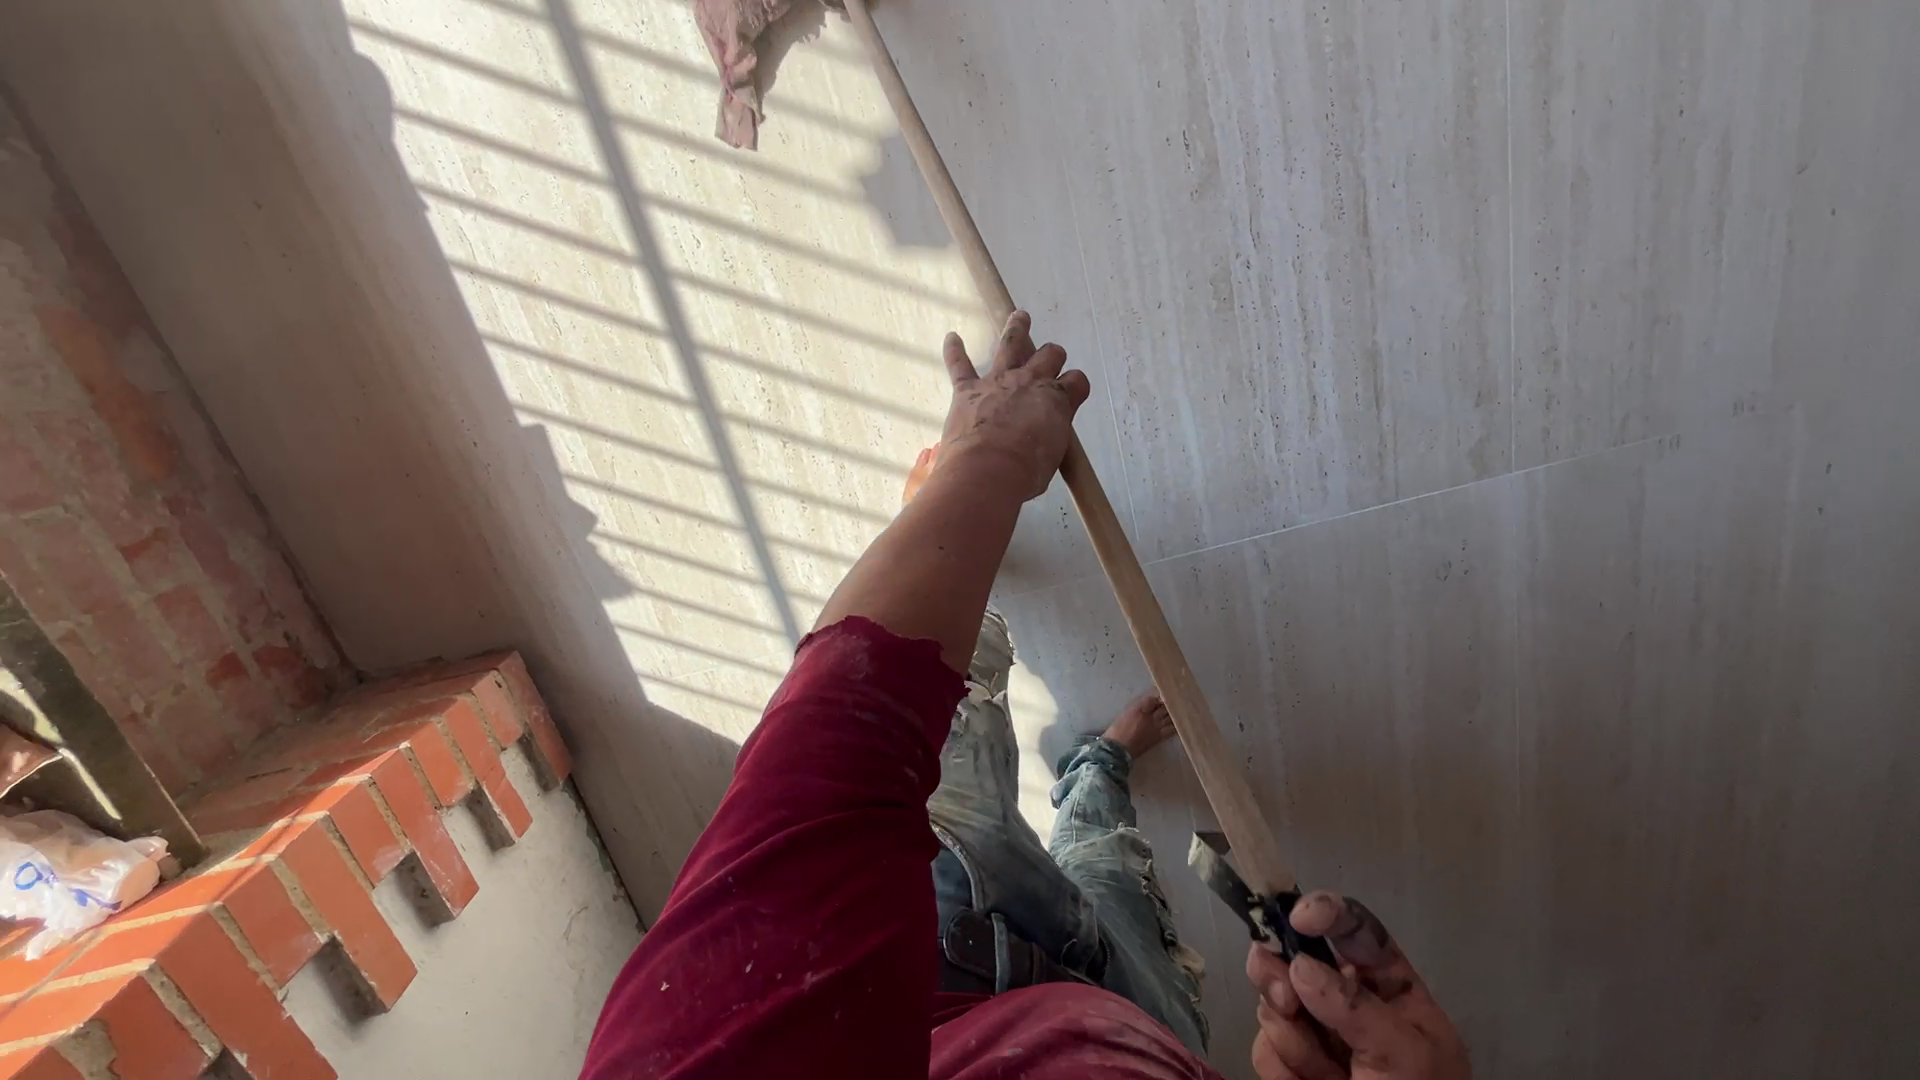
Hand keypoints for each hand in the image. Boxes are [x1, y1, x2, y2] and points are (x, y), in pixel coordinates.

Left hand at [938, 311, 1089, 499]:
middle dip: (1052, 355)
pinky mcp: (967, 390)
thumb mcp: (1052, 458)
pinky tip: (951, 337)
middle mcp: (1030, 382)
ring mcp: (997, 381)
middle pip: (1049, 355)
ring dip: (1017, 329)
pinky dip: (953, 350)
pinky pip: (959, 364)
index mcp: (1057, 401)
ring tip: (1020, 316)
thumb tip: (1042, 441)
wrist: (988, 470)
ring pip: (1010, 344)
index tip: (1074, 390)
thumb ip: (1049, 440)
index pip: (1077, 382)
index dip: (1076, 385)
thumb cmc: (1026, 472)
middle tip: (1051, 356)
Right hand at [1246, 892, 1469, 1079]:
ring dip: (1292, 1039)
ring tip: (1323, 1075)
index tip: (1298, 918)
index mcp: (1390, 990)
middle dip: (1279, 973)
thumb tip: (1299, 966)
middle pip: (1293, 955)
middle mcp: (1347, 1002)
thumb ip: (1356, 1007)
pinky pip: (1264, 1048)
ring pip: (1271, 1002)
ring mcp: (1316, 1034)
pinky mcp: (1291, 1066)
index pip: (1355, 929)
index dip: (1325, 911)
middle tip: (1285, 998)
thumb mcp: (1407, 1060)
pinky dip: (1283, 1071)